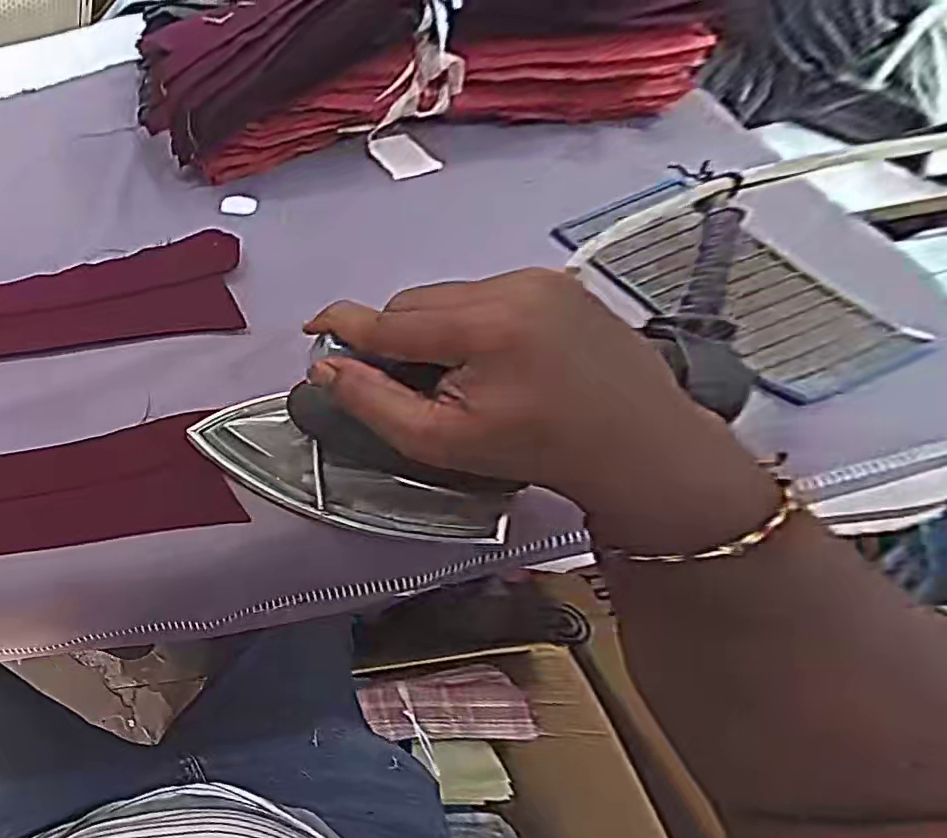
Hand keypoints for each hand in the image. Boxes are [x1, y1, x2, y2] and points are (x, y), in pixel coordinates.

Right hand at [303, 268, 778, 552]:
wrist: (634, 442)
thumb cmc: (530, 449)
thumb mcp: (435, 440)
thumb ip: (371, 401)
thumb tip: (326, 367)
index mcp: (484, 326)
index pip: (389, 320)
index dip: (342, 325)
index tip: (312, 328)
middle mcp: (513, 286)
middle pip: (412, 303)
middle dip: (390, 338)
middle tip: (397, 383)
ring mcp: (539, 279)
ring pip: (443, 296)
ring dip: (424, 330)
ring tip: (446, 375)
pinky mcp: (555, 282)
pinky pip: (477, 294)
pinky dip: (459, 322)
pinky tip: (479, 359)